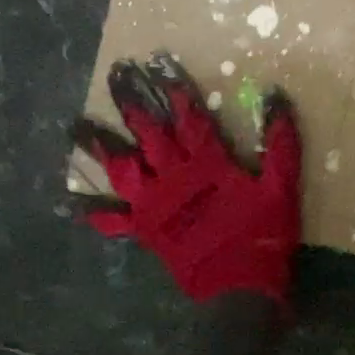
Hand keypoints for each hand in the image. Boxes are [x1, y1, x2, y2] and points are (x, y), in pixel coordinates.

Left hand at [74, 56, 301, 308]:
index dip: (175, 88)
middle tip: (117, 74)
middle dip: (132, 102)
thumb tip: (275, 96)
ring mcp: (154, 206)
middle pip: (148, 133)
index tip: (159, 62)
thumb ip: (280, 142)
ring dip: (98, 146)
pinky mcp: (145, 231)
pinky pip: (112, 219)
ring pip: (120, 169)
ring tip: (77, 125)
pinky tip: (73, 199)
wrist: (238, 292)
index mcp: (208, 163)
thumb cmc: (262, 235)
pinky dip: (92, 209)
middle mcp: (174, 178)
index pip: (189, 117)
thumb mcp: (282, 186)